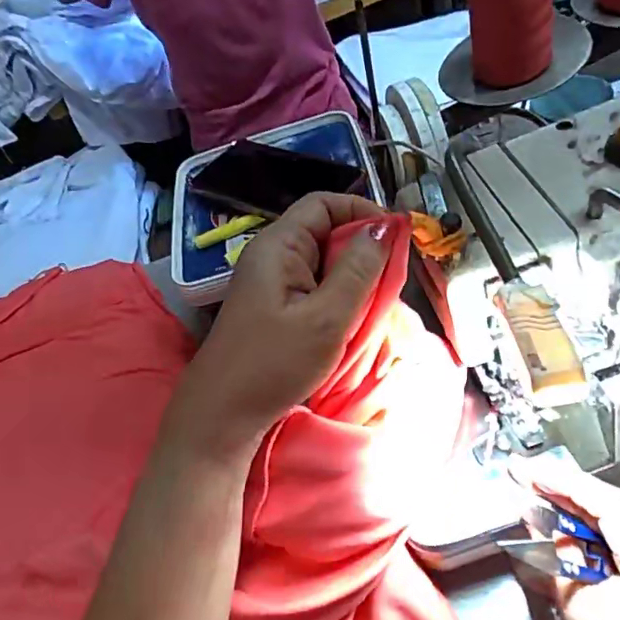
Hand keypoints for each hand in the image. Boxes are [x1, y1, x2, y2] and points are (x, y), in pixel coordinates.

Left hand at [167, 193, 391, 456]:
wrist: (224, 415)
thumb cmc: (274, 365)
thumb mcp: (327, 318)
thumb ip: (358, 270)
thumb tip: (384, 228)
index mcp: (279, 246)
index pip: (324, 204)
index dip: (362, 211)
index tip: (396, 238)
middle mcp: (273, 257)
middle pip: (326, 233)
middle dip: (363, 252)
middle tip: (390, 282)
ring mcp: (272, 285)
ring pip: (325, 265)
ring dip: (354, 281)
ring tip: (375, 307)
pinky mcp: (275, 310)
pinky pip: (315, 291)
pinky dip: (339, 301)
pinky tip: (352, 325)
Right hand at [510, 454, 619, 619]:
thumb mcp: (589, 618)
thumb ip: (565, 568)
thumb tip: (547, 528)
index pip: (605, 504)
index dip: (561, 483)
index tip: (524, 469)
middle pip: (609, 504)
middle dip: (563, 489)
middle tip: (521, 476)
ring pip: (614, 514)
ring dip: (574, 505)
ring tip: (535, 494)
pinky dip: (591, 523)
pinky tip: (566, 521)